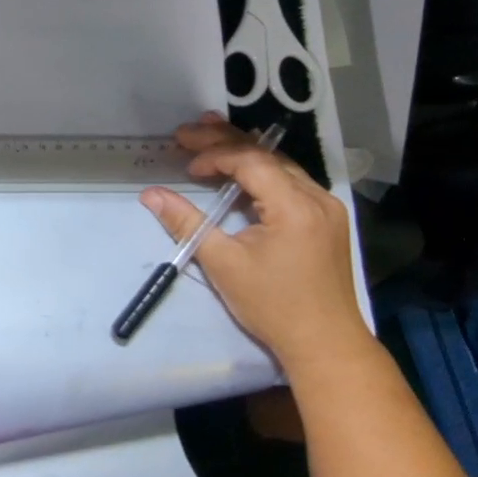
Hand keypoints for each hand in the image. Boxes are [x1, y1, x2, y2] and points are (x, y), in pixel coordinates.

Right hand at [140, 113, 366, 371]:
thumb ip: (187, 222)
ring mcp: (326, 208)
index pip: (251, 161)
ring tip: (210, 135)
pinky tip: (240, 171)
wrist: (326, 344)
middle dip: (224, 141)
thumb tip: (150, 194)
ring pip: (280, 165)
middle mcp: (317, 198)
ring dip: (243, 152)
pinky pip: (291, 181)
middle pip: (267, 155)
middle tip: (186, 132)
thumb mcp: (223, 264)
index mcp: (295, 207)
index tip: (186, 167)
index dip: (215, 156)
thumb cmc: (273, 305)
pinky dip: (261, 171)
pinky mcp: (326, 220)